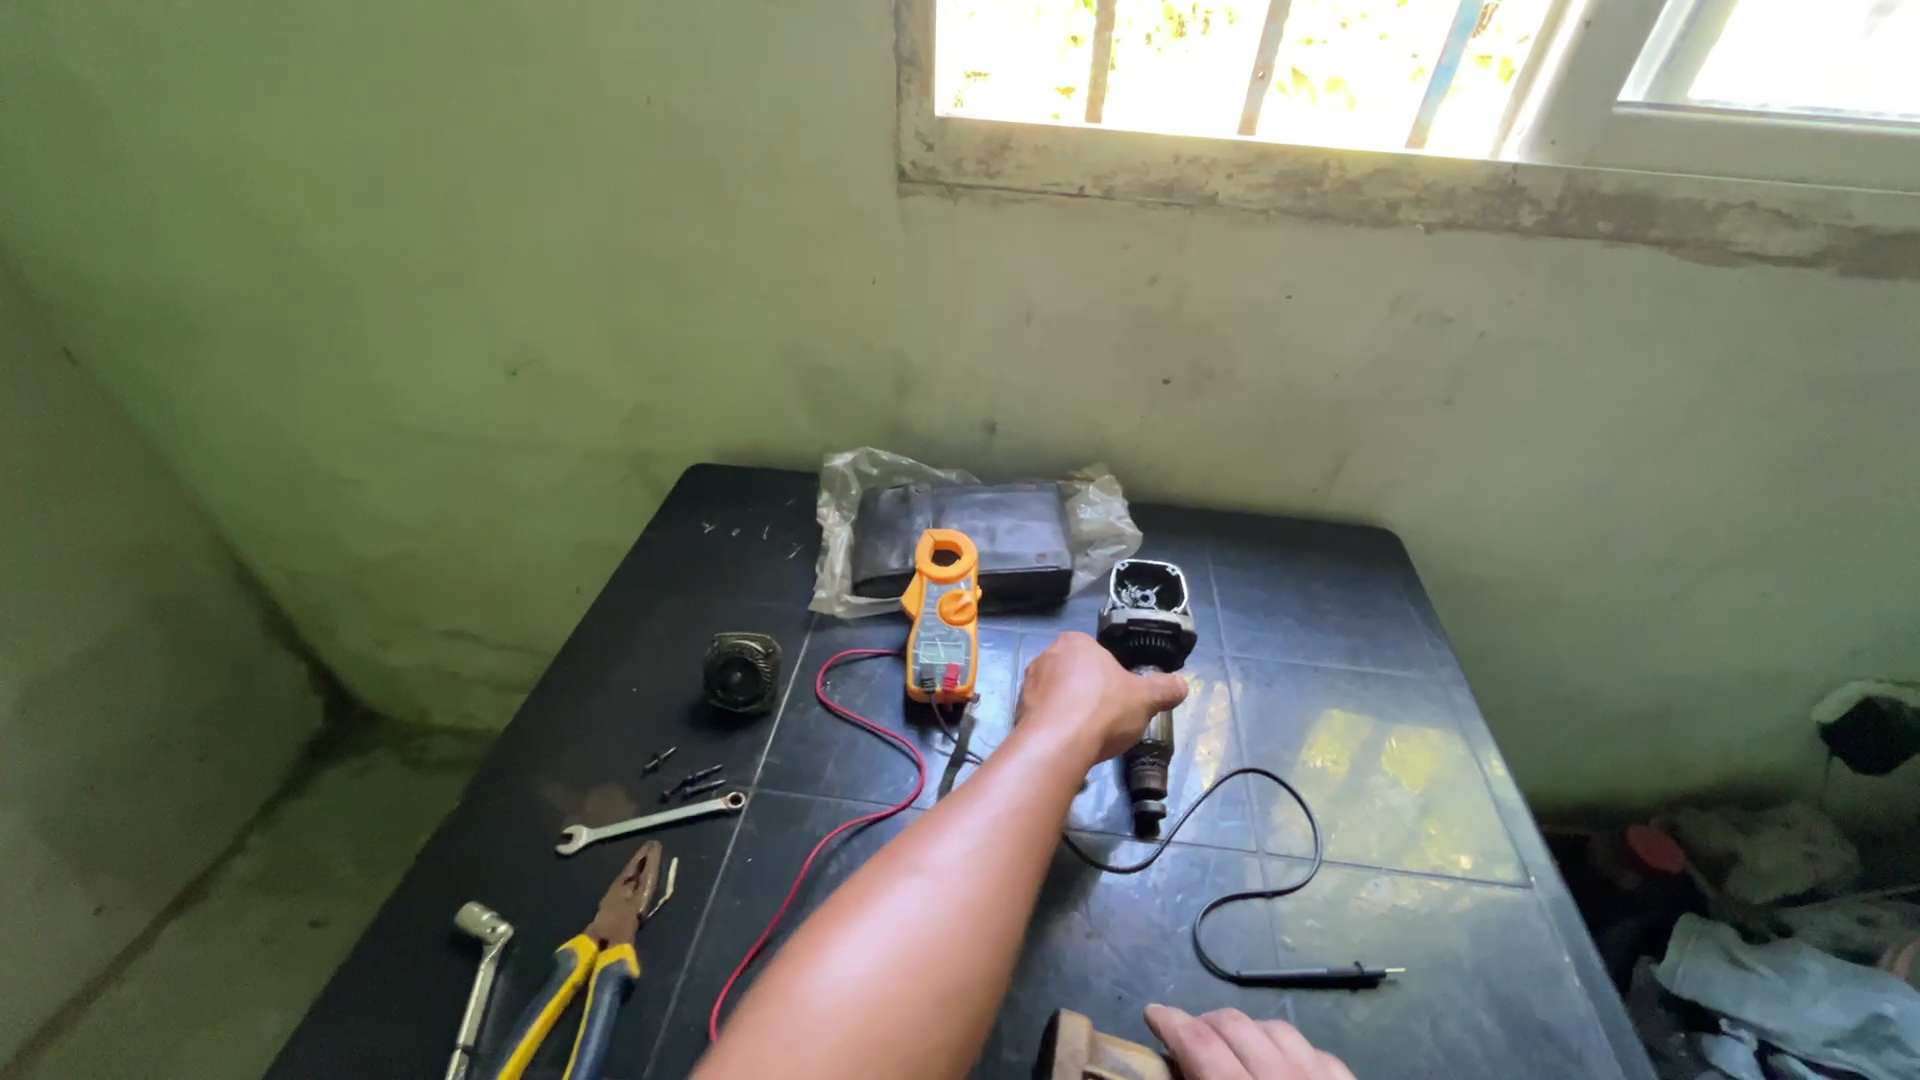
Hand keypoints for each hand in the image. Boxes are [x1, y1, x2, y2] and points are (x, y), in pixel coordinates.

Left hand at [1014, 631, 1187, 764]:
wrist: (1058, 742)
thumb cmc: (1103, 709)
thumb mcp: (1145, 698)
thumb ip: (1164, 689)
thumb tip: (1182, 685)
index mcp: (1075, 642)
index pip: (1096, 655)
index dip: (1110, 678)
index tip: (1119, 698)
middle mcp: (1046, 655)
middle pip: (1075, 675)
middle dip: (1088, 694)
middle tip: (1105, 718)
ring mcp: (1029, 683)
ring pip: (1057, 695)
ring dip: (1069, 711)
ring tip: (1086, 734)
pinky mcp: (1018, 709)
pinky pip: (1043, 716)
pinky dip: (1054, 727)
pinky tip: (1067, 744)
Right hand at [1145, 1006, 1355, 1079]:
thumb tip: (1180, 1065)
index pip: (1199, 1045)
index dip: (1170, 1023)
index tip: (1153, 1014)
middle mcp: (1281, 1079)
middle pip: (1232, 1025)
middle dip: (1202, 1024)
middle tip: (1187, 1040)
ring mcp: (1320, 1079)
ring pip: (1273, 1029)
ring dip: (1246, 1033)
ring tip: (1234, 1052)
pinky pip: (1315, 1051)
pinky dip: (1290, 1052)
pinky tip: (1284, 1068)